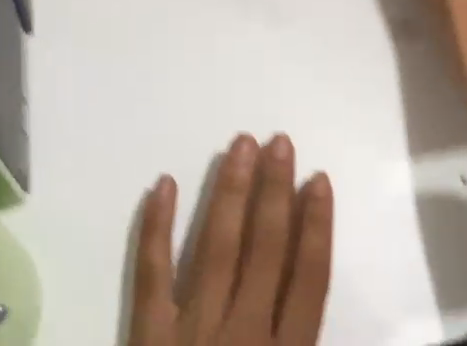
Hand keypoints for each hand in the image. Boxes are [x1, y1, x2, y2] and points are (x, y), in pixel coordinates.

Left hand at [128, 134, 334, 345]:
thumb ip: (294, 334)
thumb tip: (303, 276)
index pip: (309, 280)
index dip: (316, 226)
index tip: (317, 179)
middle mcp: (244, 334)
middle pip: (264, 250)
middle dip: (274, 191)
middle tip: (278, 141)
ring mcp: (193, 331)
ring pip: (216, 249)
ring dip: (230, 193)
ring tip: (240, 146)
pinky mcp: (149, 335)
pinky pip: (153, 274)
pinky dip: (157, 227)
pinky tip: (165, 184)